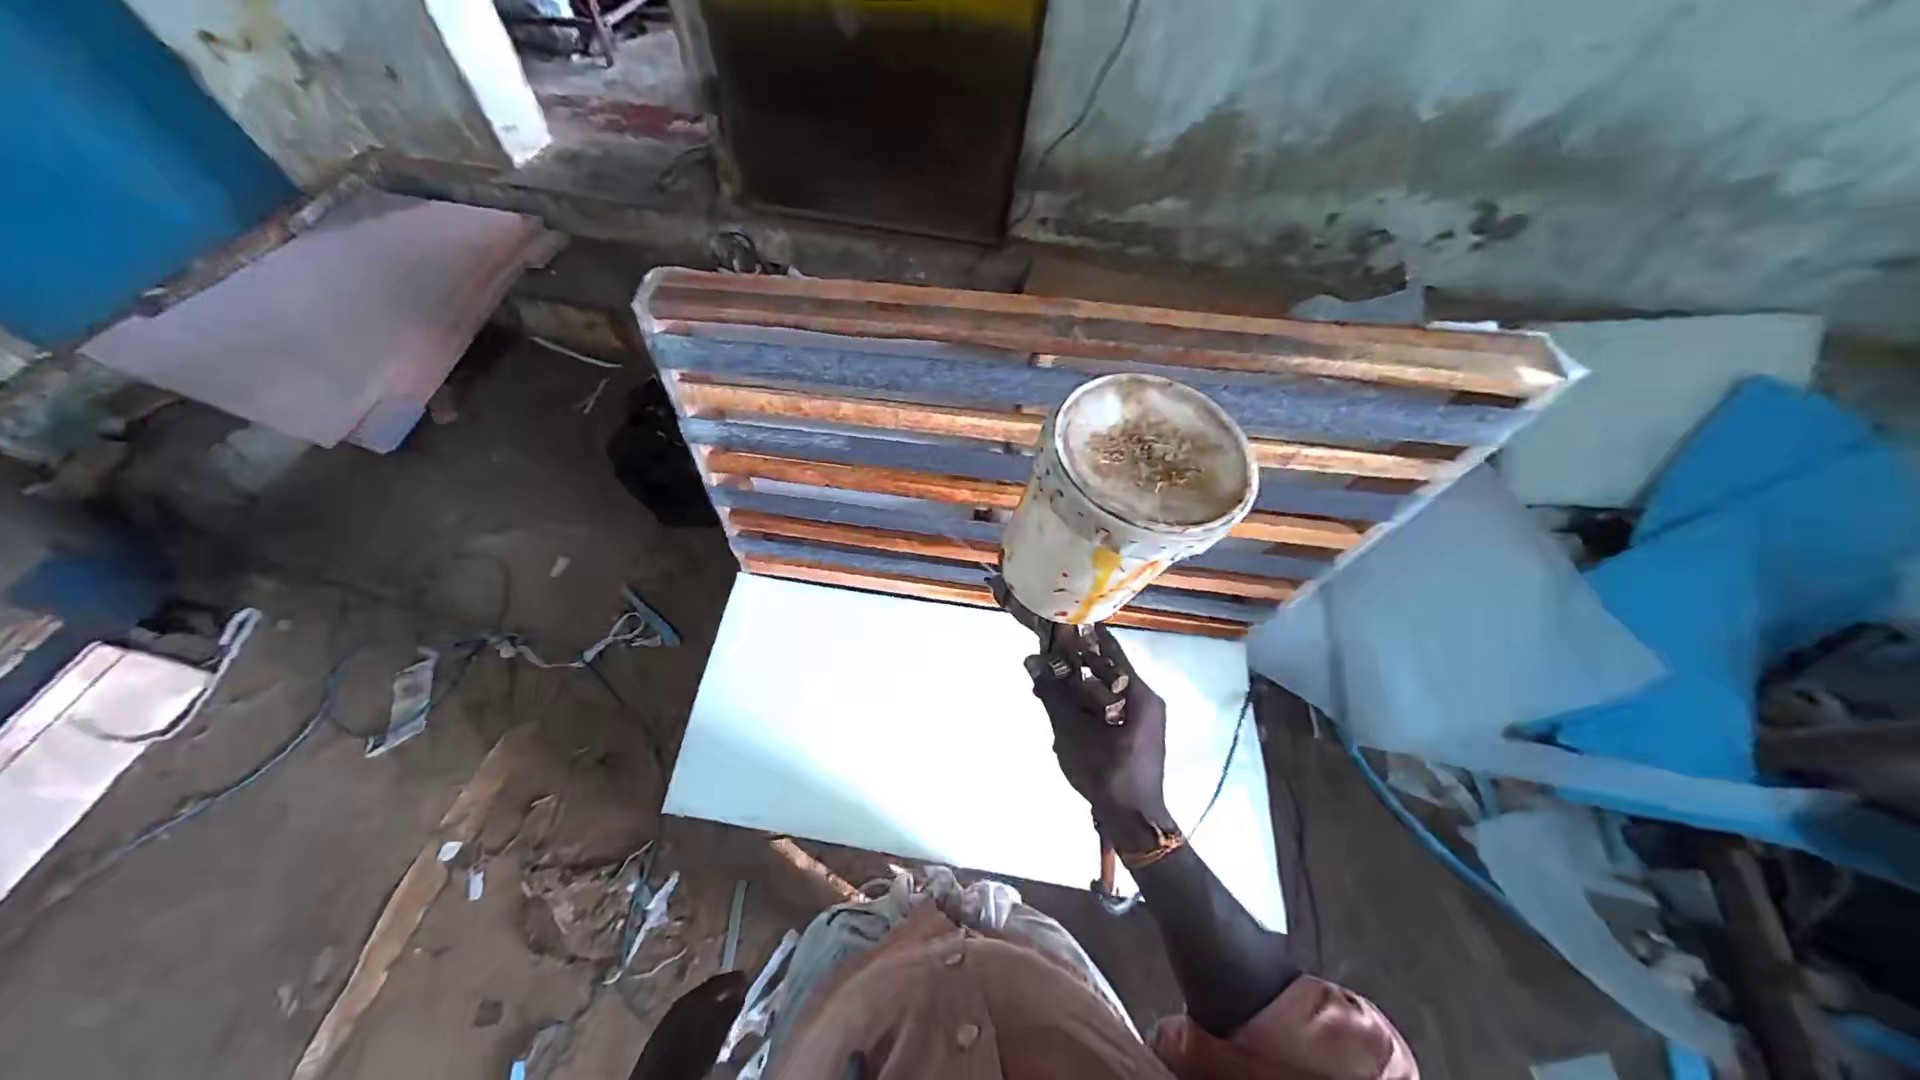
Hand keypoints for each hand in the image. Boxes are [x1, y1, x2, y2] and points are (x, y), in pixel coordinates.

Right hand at [1027, 625, 1176, 851]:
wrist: (1134, 823)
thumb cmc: (1106, 773)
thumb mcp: (1073, 732)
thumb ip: (1053, 694)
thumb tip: (1032, 661)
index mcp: (1140, 694)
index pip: (1111, 649)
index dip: (1085, 636)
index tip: (1060, 625)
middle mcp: (1147, 701)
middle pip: (1108, 671)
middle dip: (1076, 668)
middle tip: (1046, 664)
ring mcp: (1145, 720)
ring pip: (1107, 692)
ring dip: (1079, 691)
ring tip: (1050, 693)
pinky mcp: (1137, 736)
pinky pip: (1110, 710)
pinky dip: (1088, 709)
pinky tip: (1066, 720)